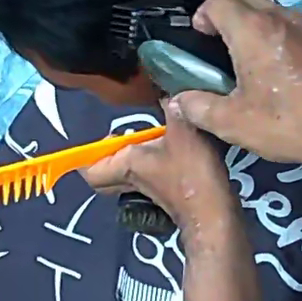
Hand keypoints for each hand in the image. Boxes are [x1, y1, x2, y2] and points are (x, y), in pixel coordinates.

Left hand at [80, 101, 239, 238]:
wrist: (214, 214)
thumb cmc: (192, 173)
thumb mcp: (184, 130)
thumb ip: (174, 106)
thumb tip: (167, 86)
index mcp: (127, 164)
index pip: (89, 170)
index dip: (87, 157)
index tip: (105, 136)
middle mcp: (133, 179)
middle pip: (106, 175)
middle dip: (110, 155)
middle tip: (126, 137)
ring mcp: (151, 190)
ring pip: (129, 175)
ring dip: (136, 158)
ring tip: (155, 137)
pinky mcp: (170, 195)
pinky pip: (151, 177)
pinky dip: (158, 164)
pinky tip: (179, 150)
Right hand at [172, 0, 301, 175]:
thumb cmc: (289, 123)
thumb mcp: (235, 122)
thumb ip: (199, 108)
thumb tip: (178, 101)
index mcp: (254, 30)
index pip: (219, 1)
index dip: (203, 15)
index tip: (198, 38)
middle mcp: (281, 18)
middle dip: (227, 16)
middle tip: (218, 48)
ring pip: (271, 11)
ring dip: (254, 25)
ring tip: (247, 60)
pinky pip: (291, 28)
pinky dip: (277, 37)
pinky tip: (278, 71)